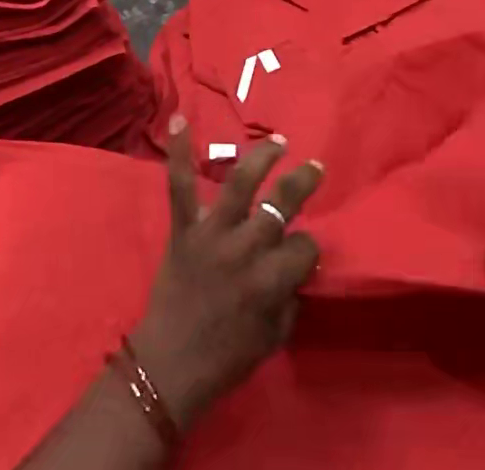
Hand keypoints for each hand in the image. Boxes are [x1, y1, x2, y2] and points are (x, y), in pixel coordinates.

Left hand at [129, 120, 323, 428]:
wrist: (170, 364)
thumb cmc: (227, 357)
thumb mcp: (275, 337)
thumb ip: (290, 296)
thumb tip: (297, 265)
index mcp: (271, 281)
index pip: (305, 247)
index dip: (308, 250)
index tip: (302, 254)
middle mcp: (245, 249)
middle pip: (281, 204)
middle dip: (303, 182)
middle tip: (314, 167)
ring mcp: (211, 233)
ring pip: (239, 184)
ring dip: (260, 158)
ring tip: (277, 143)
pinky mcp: (182, 228)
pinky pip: (179, 185)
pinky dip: (178, 152)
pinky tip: (177, 119)